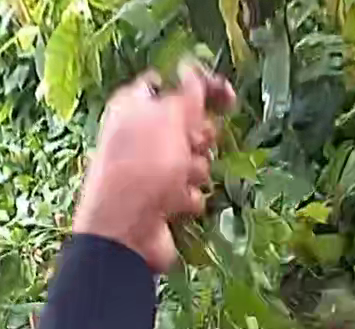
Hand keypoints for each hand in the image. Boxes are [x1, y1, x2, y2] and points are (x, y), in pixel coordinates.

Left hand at [72, 61, 234, 271]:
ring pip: (192, 162)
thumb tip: (193, 70)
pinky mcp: (160, 205)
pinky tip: (181, 205)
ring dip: (196, 170)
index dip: (203, 89)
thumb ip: (188, 93)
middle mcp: (142, 138)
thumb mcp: (170, 117)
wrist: (124, 233)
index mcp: (135, 106)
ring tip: (184, 180)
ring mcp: (150, 174)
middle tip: (197, 145)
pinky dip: (189, 199)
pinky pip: (187, 195)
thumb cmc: (145, 167)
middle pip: (188, 126)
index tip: (229, 99)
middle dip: (201, 135)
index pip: (175, 85)